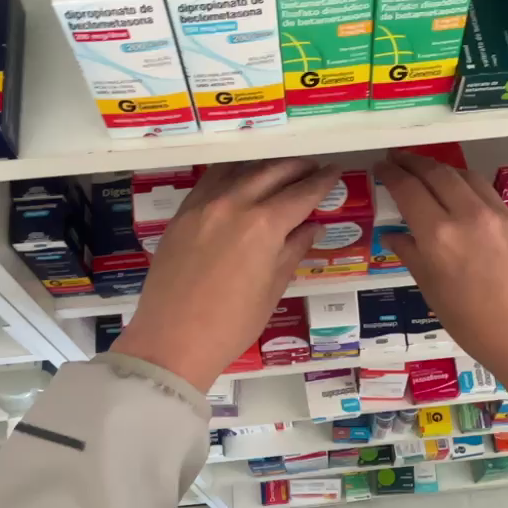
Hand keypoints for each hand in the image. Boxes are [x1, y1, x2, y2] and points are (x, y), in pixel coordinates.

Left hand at [113, 159, 341, 392]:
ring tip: (281, 169)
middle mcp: (233, 204)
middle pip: (271, 173)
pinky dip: (232, 174)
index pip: (301, 194)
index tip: (334, 171)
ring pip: (239, 170)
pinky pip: (211, 180)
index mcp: (263, 226)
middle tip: (314, 166)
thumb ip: (293, 251)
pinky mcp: (182, 214)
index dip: (322, 182)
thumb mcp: (272, 290)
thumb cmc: (231, 325)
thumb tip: (312, 227)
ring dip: (265, 166)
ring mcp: (203, 205)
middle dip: (297, 168)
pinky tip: (240, 179)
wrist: (172, 341)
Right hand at [377, 151, 507, 421]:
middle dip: (413, 162)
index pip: (408, 190)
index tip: (381, 167)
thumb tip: (394, 235)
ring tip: (426, 170)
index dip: (391, 174)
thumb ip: (413, 257)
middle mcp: (467, 215)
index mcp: (438, 236)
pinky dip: (465, 182)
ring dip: (440, 168)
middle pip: (436, 173)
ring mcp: (495, 214)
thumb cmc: (475, 327)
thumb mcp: (434, 293)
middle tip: (397, 159)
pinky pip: (485, 190)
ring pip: (463, 175)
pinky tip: (459, 190)